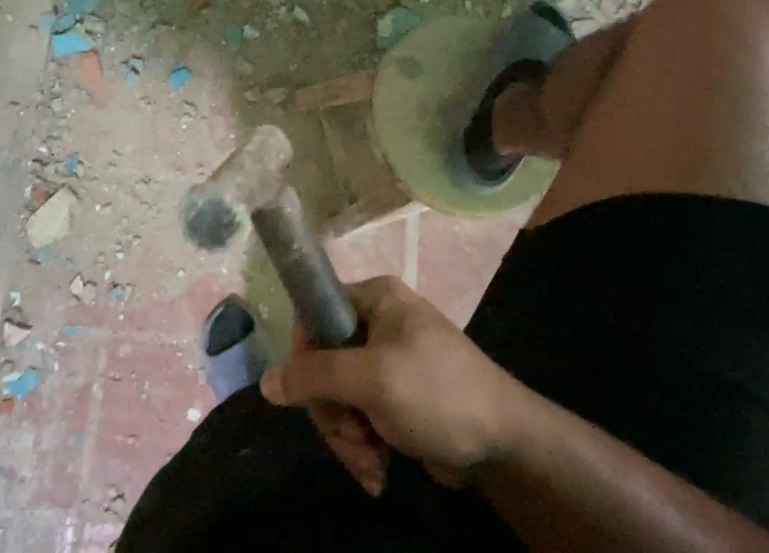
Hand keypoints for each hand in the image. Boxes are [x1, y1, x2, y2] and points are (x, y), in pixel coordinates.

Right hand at [261, 276, 528, 488]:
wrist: (501, 440)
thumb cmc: (437, 393)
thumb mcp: (372, 379)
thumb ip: (315, 376)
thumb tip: (266, 381)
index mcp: (376, 299)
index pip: (314, 314)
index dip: (304, 355)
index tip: (309, 391)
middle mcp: (378, 323)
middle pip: (322, 365)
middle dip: (332, 412)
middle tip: (353, 436)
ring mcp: (386, 363)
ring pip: (336, 398)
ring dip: (347, 438)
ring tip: (372, 461)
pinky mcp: (393, 399)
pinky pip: (357, 418)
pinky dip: (363, 446)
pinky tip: (379, 469)